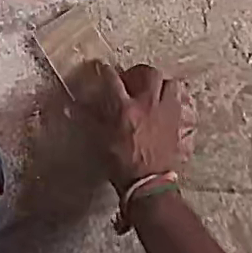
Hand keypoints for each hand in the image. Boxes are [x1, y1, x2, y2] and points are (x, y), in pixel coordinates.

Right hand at [89, 61, 194, 187]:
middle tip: (131, 80)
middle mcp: (148, 105)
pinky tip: (166, 108)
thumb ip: (89, 118)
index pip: (112, 79)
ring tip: (152, 91)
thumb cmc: (121, 163)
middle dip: (138, 73)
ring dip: (161, 84)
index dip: (104, 71)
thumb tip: (70, 106)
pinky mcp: (180, 123)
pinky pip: (182, 103)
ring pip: (171, 84)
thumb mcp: (100, 139)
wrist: (149, 184)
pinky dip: (175, 101)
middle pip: (148, 73)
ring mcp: (168, 113)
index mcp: (124, 108)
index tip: (101, 68)